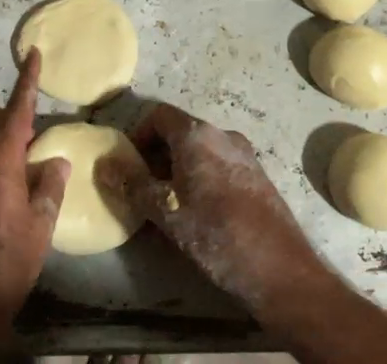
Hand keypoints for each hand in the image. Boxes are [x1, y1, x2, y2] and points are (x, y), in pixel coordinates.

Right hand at [99, 105, 386, 363]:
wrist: (282, 272)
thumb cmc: (217, 234)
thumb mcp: (166, 212)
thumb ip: (133, 185)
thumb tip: (104, 166)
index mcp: (198, 135)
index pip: (158, 114)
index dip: (138, 133)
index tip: (128, 163)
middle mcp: (223, 135)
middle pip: (179, 133)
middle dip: (156, 156)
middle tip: (142, 187)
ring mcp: (245, 156)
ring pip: (200, 152)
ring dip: (178, 170)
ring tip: (167, 206)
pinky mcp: (258, 178)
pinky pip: (219, 167)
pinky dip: (200, 180)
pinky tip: (197, 215)